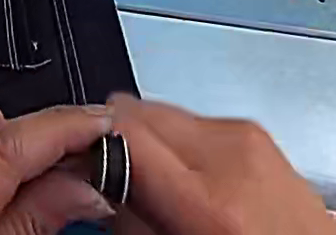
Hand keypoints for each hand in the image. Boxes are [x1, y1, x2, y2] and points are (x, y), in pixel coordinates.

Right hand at [110, 95, 335, 234]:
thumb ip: (135, 224)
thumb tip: (102, 186)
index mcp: (213, 204)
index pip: (124, 132)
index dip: (91, 142)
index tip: (81, 160)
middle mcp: (230, 153)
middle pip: (139, 111)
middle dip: (120, 141)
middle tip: (115, 177)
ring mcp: (246, 134)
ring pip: (162, 112)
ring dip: (149, 141)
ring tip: (157, 185)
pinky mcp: (255, 129)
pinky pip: (193, 121)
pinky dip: (178, 143)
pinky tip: (188, 179)